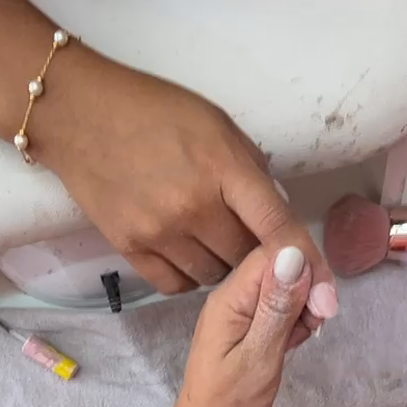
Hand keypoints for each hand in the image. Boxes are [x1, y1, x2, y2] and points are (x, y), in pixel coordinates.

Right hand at [34, 50, 337, 326]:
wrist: (78, 117)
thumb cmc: (151, 110)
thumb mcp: (214, 123)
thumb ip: (248, 170)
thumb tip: (274, 214)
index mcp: (223, 167)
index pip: (277, 225)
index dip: (307, 262)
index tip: (327, 295)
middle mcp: (194, 206)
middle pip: (246, 260)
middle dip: (254, 254)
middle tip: (241, 233)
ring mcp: (160, 232)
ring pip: (213, 276)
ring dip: (221, 265)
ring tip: (205, 236)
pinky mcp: (130, 248)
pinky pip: (177, 286)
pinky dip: (189, 276)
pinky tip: (183, 252)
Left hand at [148, 245, 312, 406]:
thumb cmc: (230, 405)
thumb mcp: (259, 357)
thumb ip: (277, 306)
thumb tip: (293, 253)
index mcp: (229, 298)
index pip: (274, 252)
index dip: (308, 268)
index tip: (325, 304)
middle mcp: (232, 296)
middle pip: (282, 265)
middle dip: (309, 289)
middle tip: (315, 327)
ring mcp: (239, 310)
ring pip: (286, 287)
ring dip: (305, 308)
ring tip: (300, 341)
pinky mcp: (248, 325)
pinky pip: (280, 308)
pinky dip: (295, 322)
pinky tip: (293, 344)